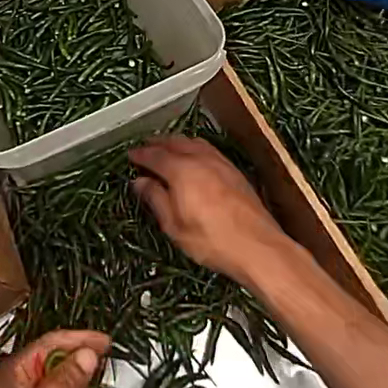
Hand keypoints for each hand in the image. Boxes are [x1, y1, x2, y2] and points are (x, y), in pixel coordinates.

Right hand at [131, 135, 298, 284]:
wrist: (257, 245)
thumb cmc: (211, 240)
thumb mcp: (174, 226)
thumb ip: (156, 199)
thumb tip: (140, 181)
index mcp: (181, 170)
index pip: (155, 155)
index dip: (140, 155)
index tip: (130, 156)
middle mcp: (201, 159)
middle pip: (175, 142)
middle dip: (158, 143)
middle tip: (145, 148)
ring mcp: (220, 162)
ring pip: (194, 142)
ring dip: (177, 142)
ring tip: (167, 148)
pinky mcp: (234, 170)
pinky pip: (208, 149)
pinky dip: (194, 147)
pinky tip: (194, 157)